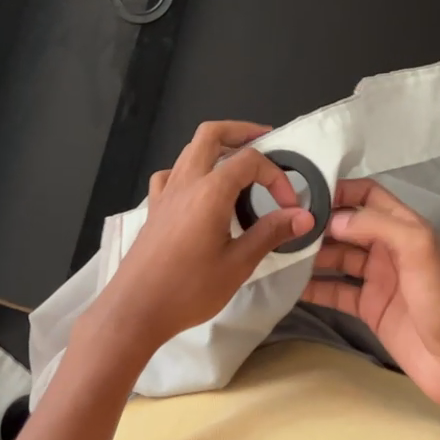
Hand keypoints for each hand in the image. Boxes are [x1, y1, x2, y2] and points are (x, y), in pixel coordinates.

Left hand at [84, 122, 315, 353]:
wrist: (135, 308)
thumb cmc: (189, 289)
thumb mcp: (238, 264)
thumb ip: (270, 233)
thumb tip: (304, 216)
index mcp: (210, 190)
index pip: (250, 161)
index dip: (276, 176)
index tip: (289, 206)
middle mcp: (186, 180)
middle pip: (211, 133)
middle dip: (241, 131)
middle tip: (266, 141)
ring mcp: (166, 191)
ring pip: (190, 148)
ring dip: (217, 146)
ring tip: (239, 165)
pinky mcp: (154, 206)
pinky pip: (172, 173)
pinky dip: (190, 169)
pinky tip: (200, 190)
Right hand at [300, 177, 439, 409]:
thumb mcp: (417, 248)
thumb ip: (376, 225)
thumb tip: (333, 219)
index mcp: (402, 227)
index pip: (367, 194)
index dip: (341, 189)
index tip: (307, 192)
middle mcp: (387, 247)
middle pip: (347, 225)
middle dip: (319, 222)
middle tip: (284, 223)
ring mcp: (376, 278)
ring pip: (337, 256)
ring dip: (312, 253)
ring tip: (281, 251)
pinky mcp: (368, 308)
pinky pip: (336, 290)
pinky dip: (314, 287)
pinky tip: (290, 285)